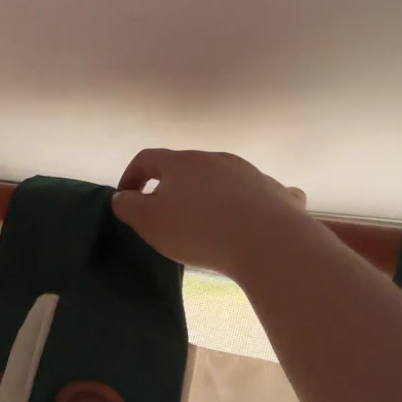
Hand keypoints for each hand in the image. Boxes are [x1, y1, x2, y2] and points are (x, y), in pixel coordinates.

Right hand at [111, 149, 309, 275]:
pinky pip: (258, 193)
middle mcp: (216, 159)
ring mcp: (251, 173)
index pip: (146, 159)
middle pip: (186, 167)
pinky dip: (249, 202)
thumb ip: (127, 206)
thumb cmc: (198, 230)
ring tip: (206, 222)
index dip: (131, 176)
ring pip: (222, 178)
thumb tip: (123, 196)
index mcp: (181, 163)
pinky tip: (250, 220)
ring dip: (209, 194)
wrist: (268, 243)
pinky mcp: (278, 192)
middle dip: (171, 186)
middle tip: (165, 214)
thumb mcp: (147, 222)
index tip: (126, 199)